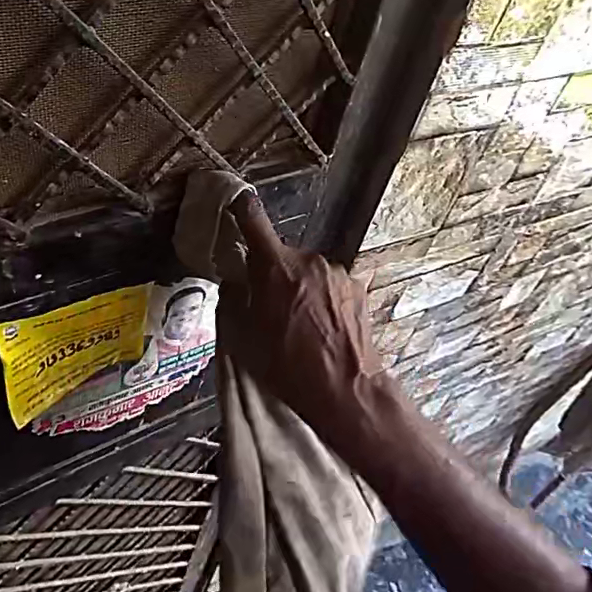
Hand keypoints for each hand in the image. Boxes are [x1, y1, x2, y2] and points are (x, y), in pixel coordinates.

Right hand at [220, 196, 383, 433]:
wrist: (345, 391)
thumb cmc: (287, 365)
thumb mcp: (242, 336)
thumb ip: (234, 298)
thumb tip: (235, 280)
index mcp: (274, 266)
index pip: (252, 218)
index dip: (240, 206)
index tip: (233, 200)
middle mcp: (308, 259)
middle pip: (281, 255)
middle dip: (273, 273)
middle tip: (270, 307)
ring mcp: (337, 272)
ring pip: (308, 271)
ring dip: (300, 287)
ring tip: (301, 325)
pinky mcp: (357, 288)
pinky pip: (330, 285)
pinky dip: (323, 299)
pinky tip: (324, 328)